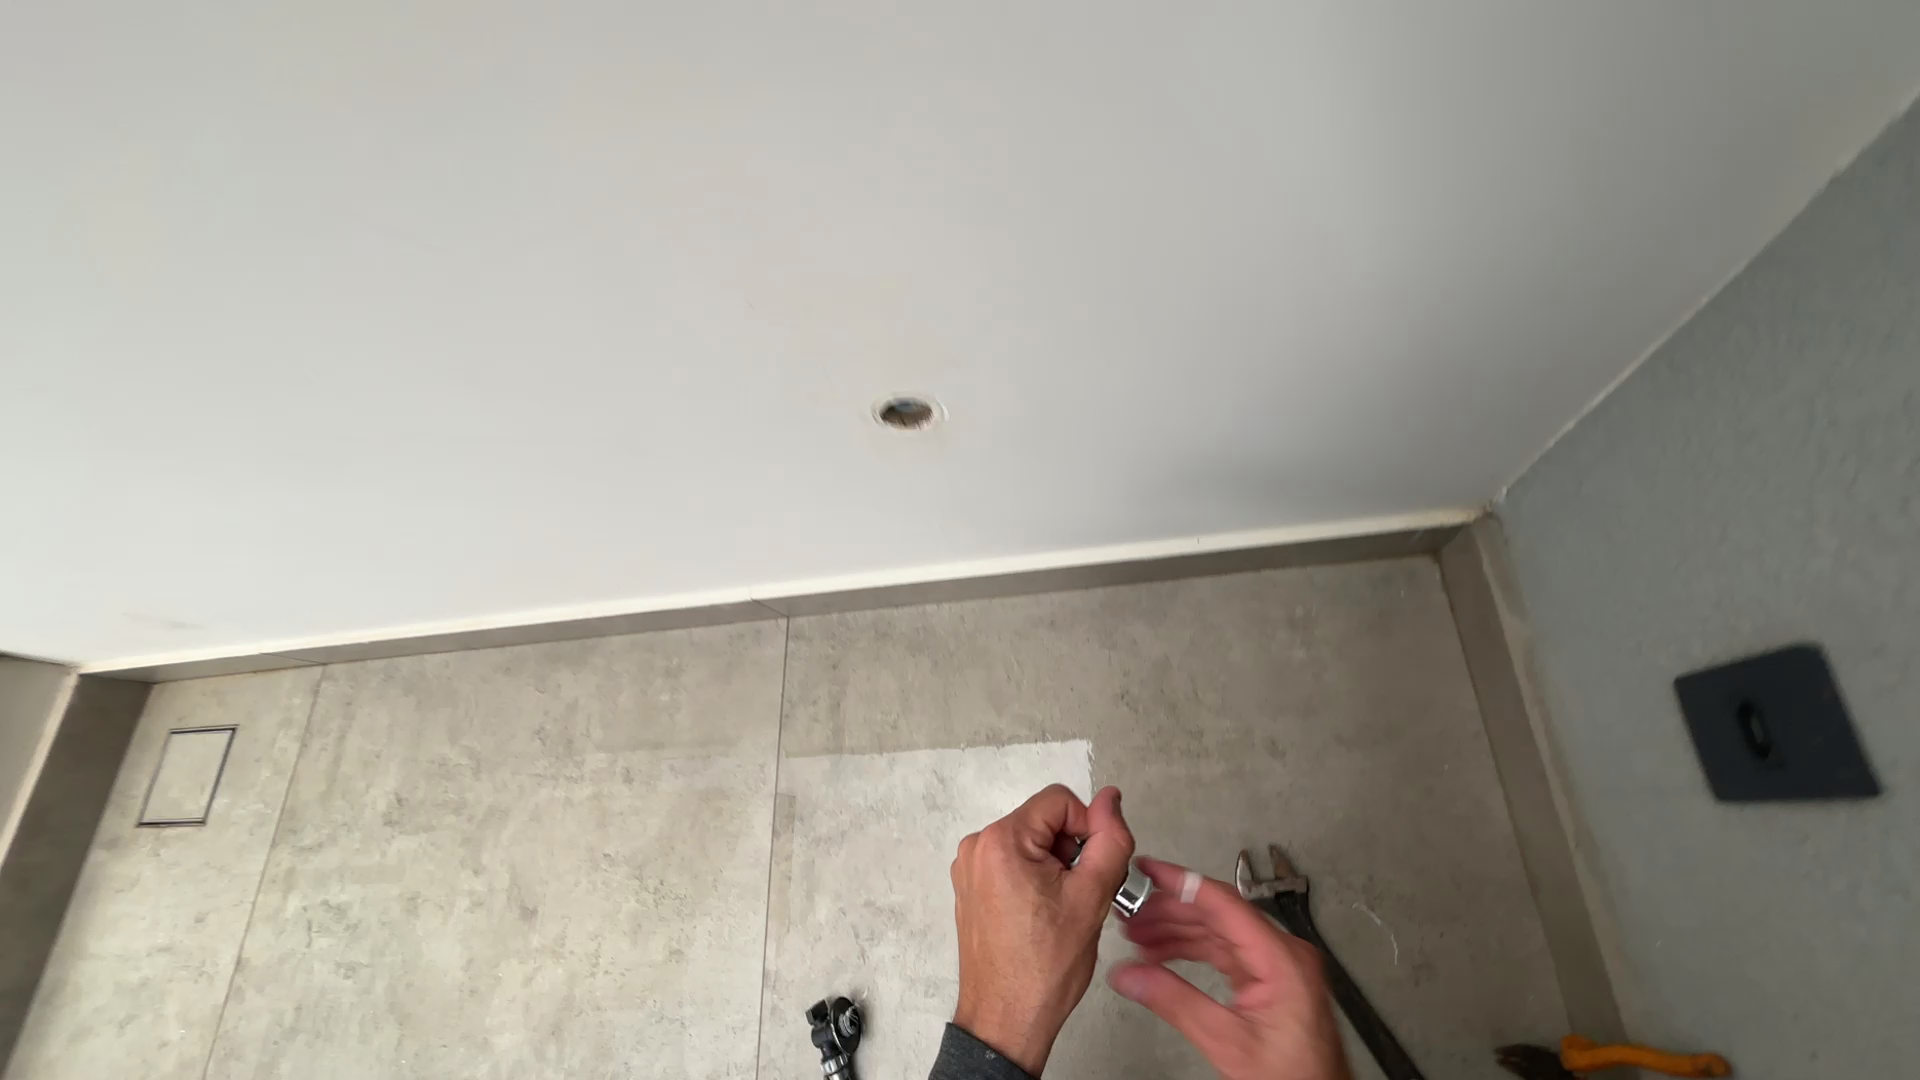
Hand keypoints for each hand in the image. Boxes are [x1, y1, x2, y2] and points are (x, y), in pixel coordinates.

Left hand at [949, 784, 1133, 1075]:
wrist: (1006, 1021)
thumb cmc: (1044, 966)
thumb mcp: (1091, 897)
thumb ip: (1110, 840)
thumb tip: (1110, 798)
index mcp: (1001, 840)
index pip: (1060, 801)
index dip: (1088, 830)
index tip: (1093, 870)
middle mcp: (978, 845)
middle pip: (1043, 821)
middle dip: (1070, 851)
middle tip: (1079, 896)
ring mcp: (970, 867)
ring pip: (1031, 842)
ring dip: (1054, 866)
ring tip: (1060, 909)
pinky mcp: (971, 886)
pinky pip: (1013, 862)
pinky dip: (1034, 878)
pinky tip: (1041, 915)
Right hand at [1108, 858, 1349, 1079]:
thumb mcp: (1227, 1043)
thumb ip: (1174, 1002)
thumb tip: (1128, 974)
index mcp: (1281, 957)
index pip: (1222, 902)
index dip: (1180, 882)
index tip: (1147, 869)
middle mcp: (1282, 951)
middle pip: (1215, 913)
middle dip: (1168, 911)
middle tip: (1130, 911)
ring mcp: (1275, 964)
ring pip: (1215, 930)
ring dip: (1174, 930)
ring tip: (1136, 934)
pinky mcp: (1267, 978)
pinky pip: (1222, 950)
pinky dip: (1189, 949)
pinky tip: (1160, 954)